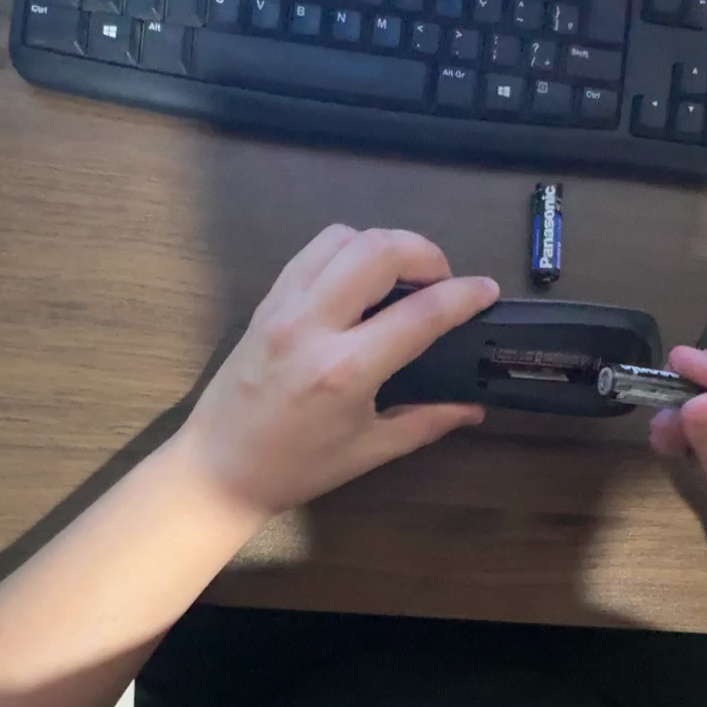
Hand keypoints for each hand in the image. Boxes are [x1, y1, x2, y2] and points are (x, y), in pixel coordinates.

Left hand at [171, 225, 497, 521]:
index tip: (488, 290)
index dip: (463, 295)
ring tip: (401, 275)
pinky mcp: (266, 301)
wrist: (219, 468)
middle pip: (380, 249)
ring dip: (384, 244)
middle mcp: (314, 324)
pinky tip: (359, 279)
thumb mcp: (368, 451)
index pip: (419, 313)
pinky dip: (347, 250)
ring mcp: (284, 306)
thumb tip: (473, 408)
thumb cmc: (296, 468)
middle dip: (425, 252)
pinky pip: (312, 252)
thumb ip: (426, 422)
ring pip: (343, 237)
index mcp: (346, 369)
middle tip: (441, 279)